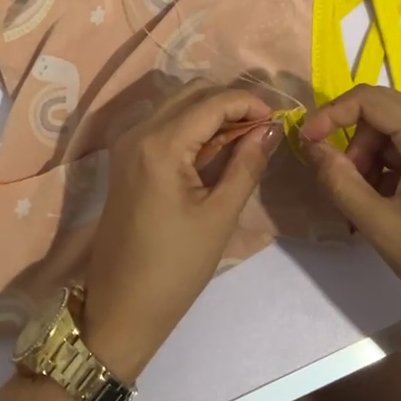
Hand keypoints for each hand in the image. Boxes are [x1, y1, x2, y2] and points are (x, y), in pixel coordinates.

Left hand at [81, 83, 282, 381]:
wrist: (121, 307)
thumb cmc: (175, 268)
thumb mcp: (219, 216)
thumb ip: (247, 164)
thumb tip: (273, 127)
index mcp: (160, 144)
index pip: (212, 101)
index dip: (249, 102)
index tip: (279, 119)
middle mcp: (138, 131)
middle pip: (192, 92)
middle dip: (230, 102)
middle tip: (264, 127)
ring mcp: (127, 143)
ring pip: (177, 105)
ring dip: (211, 112)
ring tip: (245, 137)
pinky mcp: (126, 157)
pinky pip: (164, 124)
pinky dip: (192, 126)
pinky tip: (216, 148)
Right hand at [299, 85, 400, 350]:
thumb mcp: (382, 225)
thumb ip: (339, 179)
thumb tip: (312, 147)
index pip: (370, 99)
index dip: (330, 115)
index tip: (306, 144)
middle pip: (387, 112)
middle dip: (354, 142)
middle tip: (341, 184)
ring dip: (375, 158)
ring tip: (366, 205)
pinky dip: (397, 168)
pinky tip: (391, 206)